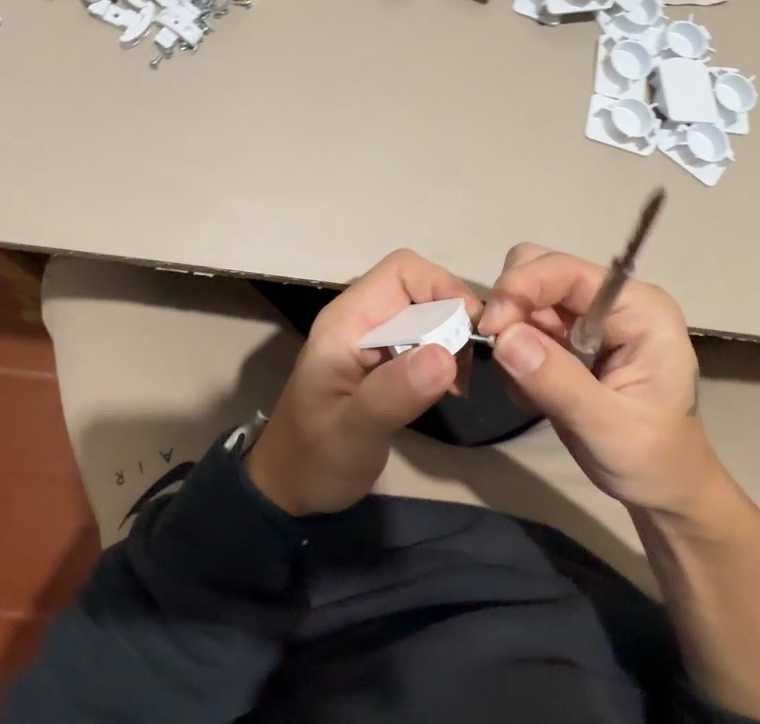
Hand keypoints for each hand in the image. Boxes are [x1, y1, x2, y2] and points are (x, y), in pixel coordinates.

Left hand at [246, 249, 480, 516]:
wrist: (288, 488)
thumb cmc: (314, 459)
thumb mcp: (354, 432)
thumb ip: (394, 393)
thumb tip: (446, 353)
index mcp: (345, 323)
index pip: (402, 271)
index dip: (443, 288)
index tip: (470, 333)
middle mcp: (359, 322)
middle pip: (421, 289)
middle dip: (454, 319)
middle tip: (465, 371)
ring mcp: (371, 342)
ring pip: (426, 315)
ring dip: (452, 341)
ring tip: (458, 386)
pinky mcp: (383, 363)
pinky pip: (423, 341)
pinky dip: (444, 359)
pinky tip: (449, 391)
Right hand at [478, 244, 721, 513]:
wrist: (664, 489)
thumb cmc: (654, 460)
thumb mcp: (611, 430)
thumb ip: (560, 383)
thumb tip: (505, 338)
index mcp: (639, 308)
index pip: (566, 270)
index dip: (522, 287)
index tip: (492, 329)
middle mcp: (611, 301)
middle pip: (537, 269)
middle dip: (511, 307)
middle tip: (503, 355)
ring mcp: (587, 318)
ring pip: (522, 297)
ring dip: (509, 336)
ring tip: (530, 389)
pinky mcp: (566, 338)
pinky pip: (519, 327)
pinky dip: (511, 355)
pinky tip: (533, 393)